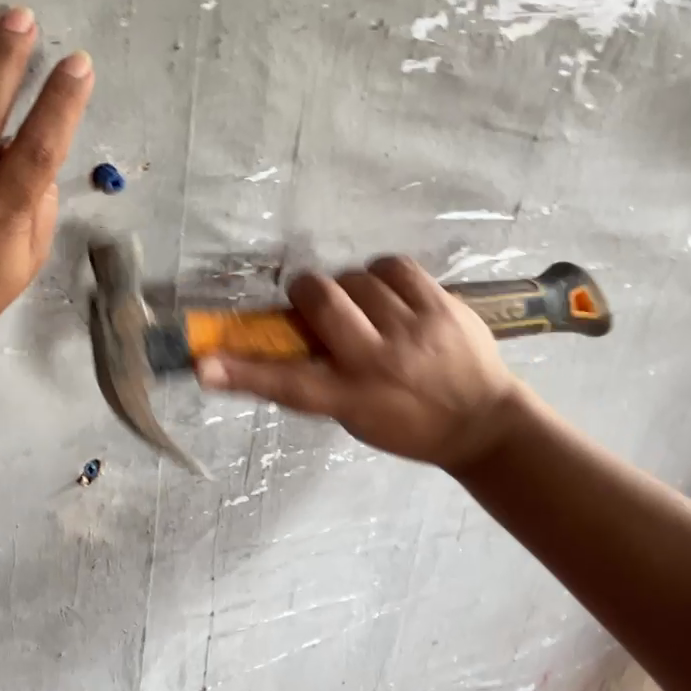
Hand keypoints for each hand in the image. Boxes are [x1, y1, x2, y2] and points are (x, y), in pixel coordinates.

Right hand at [196, 256, 522, 469]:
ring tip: (367, 309)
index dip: (241, 372)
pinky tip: (390, 295)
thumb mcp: (355, 416)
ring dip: (351, 289)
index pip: (288, 384)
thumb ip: (317, 378)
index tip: (203, 364)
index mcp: (353, 399)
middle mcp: (380, 363)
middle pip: (321, 302)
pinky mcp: (444, 306)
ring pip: (355, 279)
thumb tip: (273, 337)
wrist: (488, 424)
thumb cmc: (407, 424)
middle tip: (314, 303)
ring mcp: (416, 330)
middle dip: (308, 293)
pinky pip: (392, 265)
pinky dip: (382, 275)